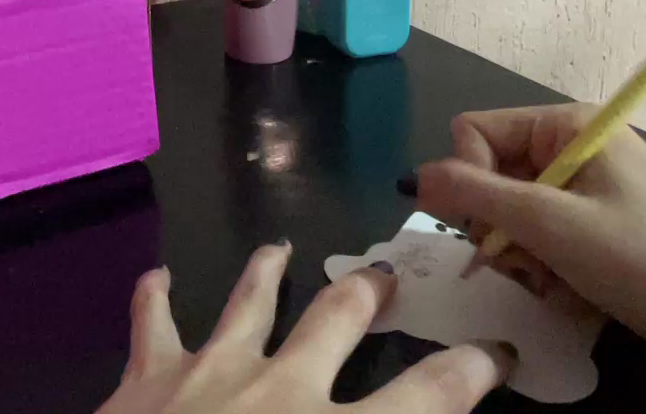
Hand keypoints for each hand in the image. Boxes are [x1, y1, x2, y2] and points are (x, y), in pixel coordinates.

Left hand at [96, 242, 515, 413]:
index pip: (428, 398)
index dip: (469, 370)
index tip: (495, 350)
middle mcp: (282, 388)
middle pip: (336, 318)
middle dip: (366, 292)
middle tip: (383, 273)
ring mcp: (213, 369)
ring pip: (249, 298)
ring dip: (267, 269)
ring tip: (279, 246)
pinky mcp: (151, 371)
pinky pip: (151, 319)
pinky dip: (153, 295)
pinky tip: (156, 276)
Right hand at [413, 104, 645, 413]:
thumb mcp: (552, 225)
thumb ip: (474, 194)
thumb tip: (411, 178)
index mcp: (566, 126)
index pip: (473, 132)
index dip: (469, 179)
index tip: (492, 228)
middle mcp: (573, 148)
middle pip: (491, 176)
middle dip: (499, 228)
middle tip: (527, 266)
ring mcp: (590, 192)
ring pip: (513, 216)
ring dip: (523, 258)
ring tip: (558, 288)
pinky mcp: (603, 233)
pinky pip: (545, 242)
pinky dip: (549, 273)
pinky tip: (574, 298)